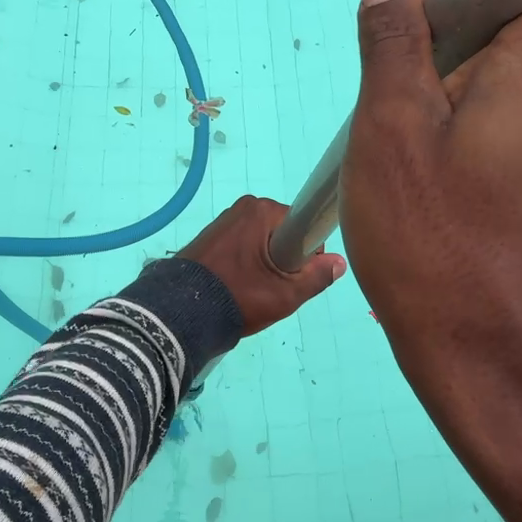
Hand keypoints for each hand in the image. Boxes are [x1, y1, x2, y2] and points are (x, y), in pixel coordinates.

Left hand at [178, 195, 346, 337]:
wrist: (182, 314)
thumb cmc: (239, 297)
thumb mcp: (285, 294)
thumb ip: (316, 277)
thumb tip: (339, 262)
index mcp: (262, 210)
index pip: (301, 225)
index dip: (308, 252)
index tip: (300, 276)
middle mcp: (242, 207)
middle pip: (281, 233)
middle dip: (284, 259)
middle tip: (276, 289)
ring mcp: (223, 220)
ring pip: (261, 241)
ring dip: (265, 263)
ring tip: (255, 291)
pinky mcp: (210, 236)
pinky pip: (242, 246)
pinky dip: (246, 264)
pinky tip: (239, 286)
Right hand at [337, 0, 521, 347]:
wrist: (481, 354)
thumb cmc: (436, 236)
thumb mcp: (391, 128)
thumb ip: (391, 44)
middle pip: (521, 2)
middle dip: (454, 2)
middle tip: (394, 42)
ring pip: (496, 51)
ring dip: (440, 52)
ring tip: (388, 91)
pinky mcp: (520, 162)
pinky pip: (487, 96)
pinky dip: (444, 93)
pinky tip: (401, 129)